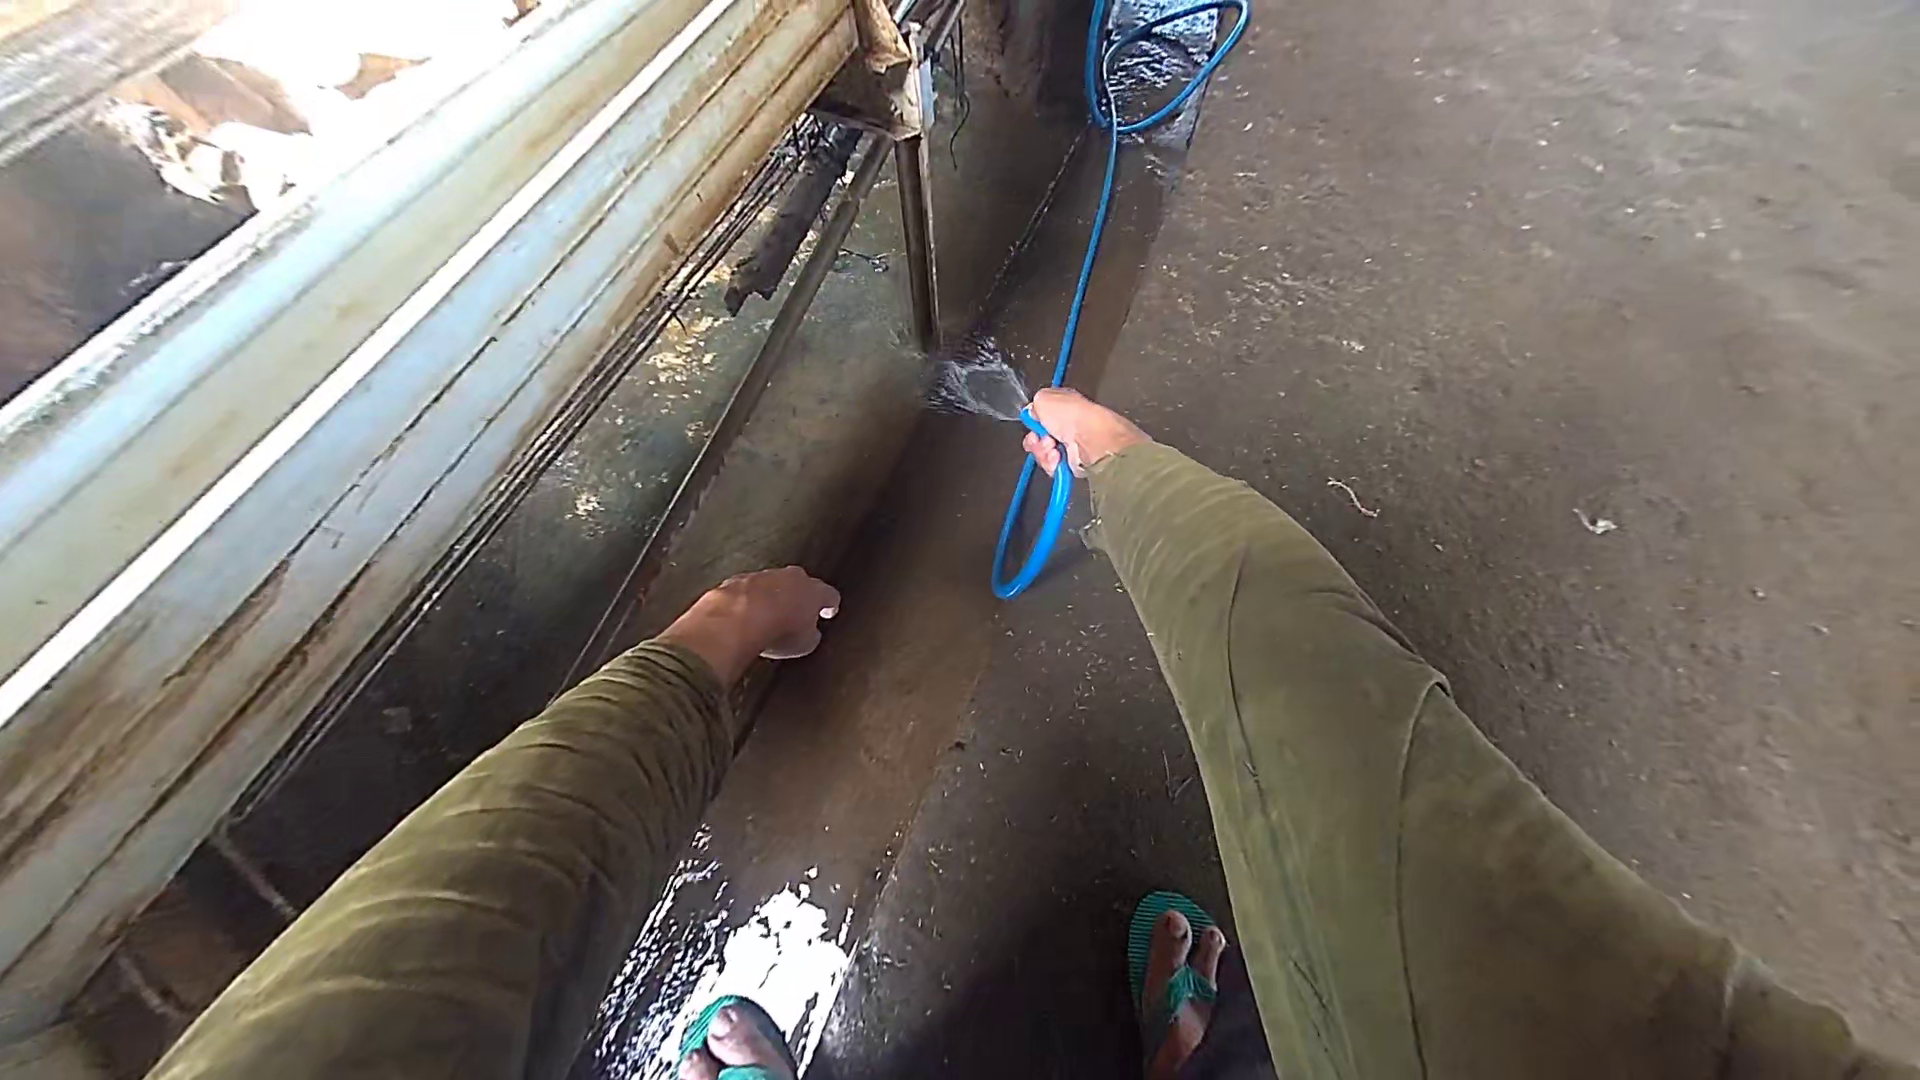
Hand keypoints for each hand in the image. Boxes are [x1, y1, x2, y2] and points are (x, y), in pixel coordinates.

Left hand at [657, 566, 839, 684]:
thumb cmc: (776, 630)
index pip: (829, 595)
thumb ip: (811, 636)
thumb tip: (809, 635)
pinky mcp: (738, 581)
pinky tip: (743, 617)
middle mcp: (791, 578)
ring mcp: (763, 576)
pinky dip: (747, 601)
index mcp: (814, 590)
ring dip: (772, 598)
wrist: (737, 621)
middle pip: (800, 584)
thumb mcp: (805, 644)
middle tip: (796, 615)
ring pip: (772, 584)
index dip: (830, 605)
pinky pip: (747, 590)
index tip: (829, 610)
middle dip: (799, 597)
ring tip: (767, 619)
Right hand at [1021, 387, 1150, 476]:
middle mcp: (1068, 425)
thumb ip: (1034, 403)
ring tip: (1053, 448)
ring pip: (1042, 453)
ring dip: (1043, 452)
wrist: (1090, 441)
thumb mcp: (1044, 398)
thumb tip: (1032, 410)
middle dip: (1035, 440)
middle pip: (1038, 437)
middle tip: (1042, 438)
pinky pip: (1051, 466)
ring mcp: (1070, 445)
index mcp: (1064, 406)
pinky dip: (1051, 463)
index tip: (1032, 422)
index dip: (1033, 420)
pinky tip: (1059, 458)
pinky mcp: (1071, 463)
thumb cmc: (1073, 416)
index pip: (1040, 414)